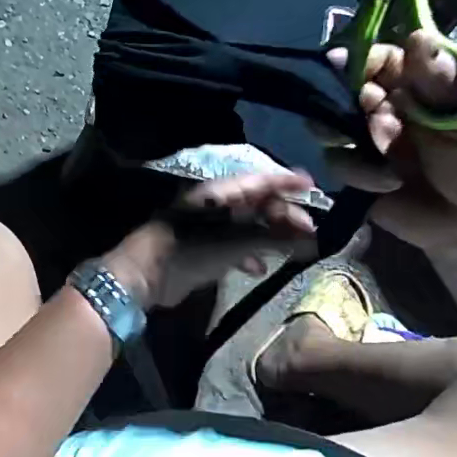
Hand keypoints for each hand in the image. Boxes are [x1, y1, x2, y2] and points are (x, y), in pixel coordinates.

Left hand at [98, 172, 318, 309]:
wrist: (145, 275)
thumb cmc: (189, 250)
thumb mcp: (234, 242)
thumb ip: (272, 238)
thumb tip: (309, 236)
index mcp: (217, 194)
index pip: (257, 181)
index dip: (284, 182)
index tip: (311, 186)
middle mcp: (213, 206)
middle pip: (255, 204)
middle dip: (283, 215)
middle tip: (310, 231)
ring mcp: (207, 228)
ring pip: (247, 226)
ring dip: (271, 235)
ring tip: (295, 250)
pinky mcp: (203, 249)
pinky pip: (235, 245)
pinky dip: (251, 253)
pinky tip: (259, 268)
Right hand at [326, 30, 456, 254]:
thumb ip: (443, 84)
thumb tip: (418, 35)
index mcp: (420, 87)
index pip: (380, 58)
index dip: (360, 57)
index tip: (344, 63)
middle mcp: (387, 108)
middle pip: (344, 87)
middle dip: (348, 97)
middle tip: (371, 110)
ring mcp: (367, 140)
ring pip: (328, 122)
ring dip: (343, 131)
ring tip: (375, 147)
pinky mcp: (355, 172)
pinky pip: (336, 160)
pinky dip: (359, 172)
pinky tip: (389, 183)